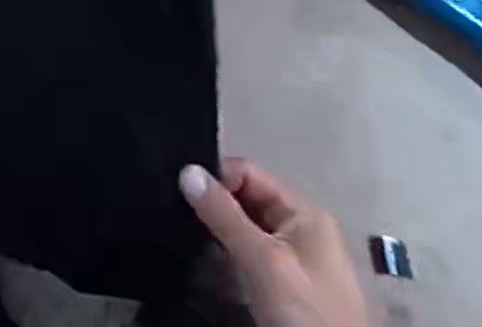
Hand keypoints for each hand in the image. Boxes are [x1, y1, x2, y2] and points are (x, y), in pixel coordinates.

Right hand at [179, 160, 369, 326]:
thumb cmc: (306, 318)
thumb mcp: (263, 263)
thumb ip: (224, 216)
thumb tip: (187, 170)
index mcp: (303, 212)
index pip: (249, 173)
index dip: (216, 178)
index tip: (180, 192)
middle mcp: (298, 228)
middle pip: (246, 198)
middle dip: (213, 204)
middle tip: (175, 212)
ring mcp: (291, 260)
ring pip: (243, 228)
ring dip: (216, 230)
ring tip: (180, 232)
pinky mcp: (281, 288)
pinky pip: (246, 256)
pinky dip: (225, 254)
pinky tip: (201, 260)